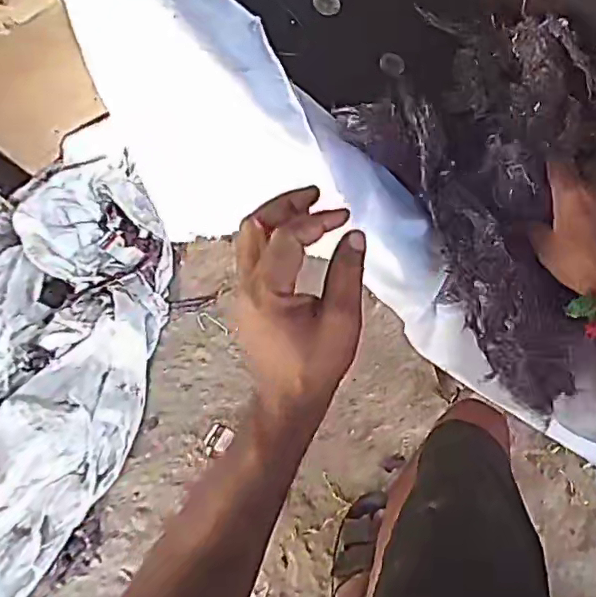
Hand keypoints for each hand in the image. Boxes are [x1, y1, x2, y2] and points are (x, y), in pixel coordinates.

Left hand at [233, 187, 366, 423]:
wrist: (287, 401)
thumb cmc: (314, 366)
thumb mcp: (342, 320)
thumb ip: (348, 273)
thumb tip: (354, 236)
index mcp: (266, 290)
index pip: (287, 236)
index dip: (317, 219)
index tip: (344, 216)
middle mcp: (245, 286)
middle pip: (253, 225)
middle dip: (285, 204)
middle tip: (316, 196)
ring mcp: (241, 292)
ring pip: (248, 238)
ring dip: (276, 219)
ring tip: (308, 211)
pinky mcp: (246, 299)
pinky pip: (252, 255)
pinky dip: (273, 237)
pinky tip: (297, 239)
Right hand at [530, 159, 595, 293]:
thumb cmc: (579, 264)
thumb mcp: (547, 251)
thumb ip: (534, 231)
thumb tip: (523, 222)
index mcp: (571, 194)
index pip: (559, 163)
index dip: (553, 164)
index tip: (549, 169)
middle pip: (590, 165)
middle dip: (582, 172)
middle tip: (573, 190)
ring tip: (595, 214)